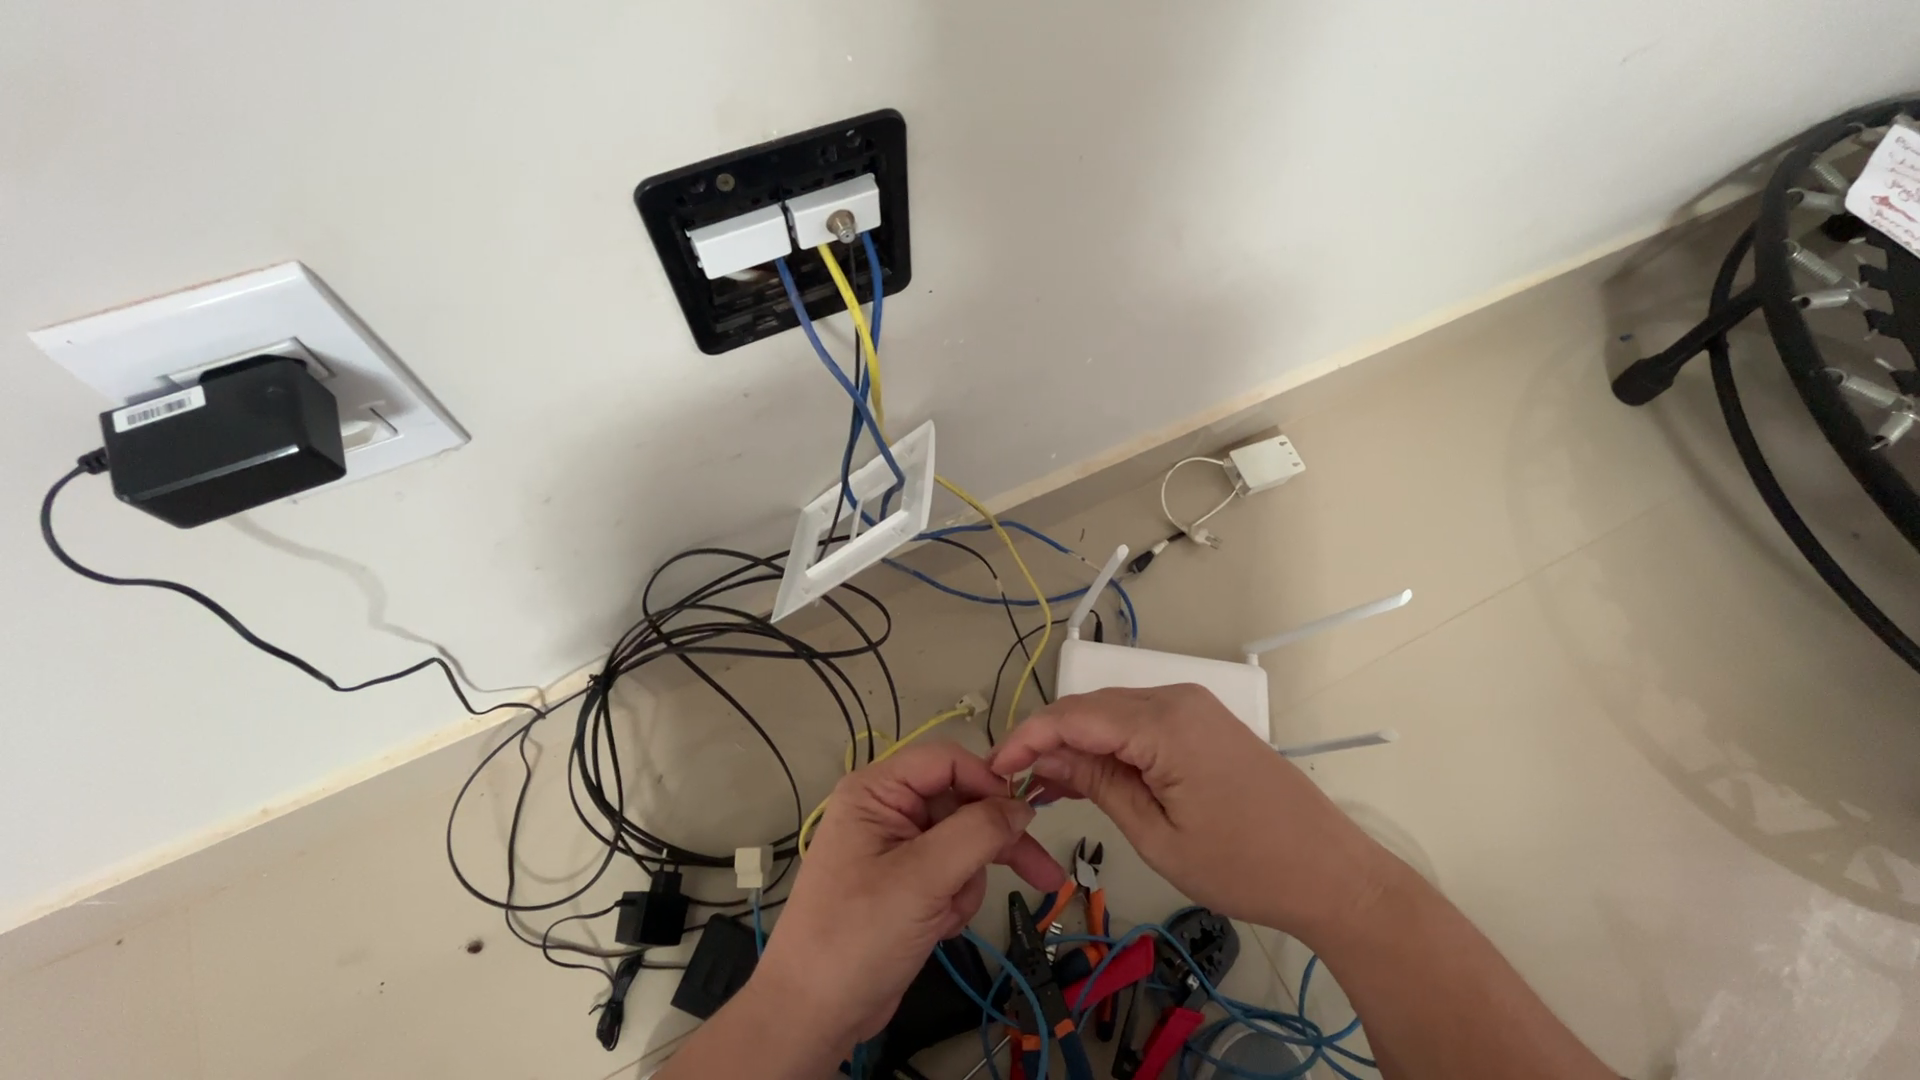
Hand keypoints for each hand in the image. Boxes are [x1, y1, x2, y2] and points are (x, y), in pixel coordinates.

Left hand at [753, 741, 1065, 1043]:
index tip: (1023, 817)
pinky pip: (953, 874)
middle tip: (1044, 874)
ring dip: (968, 882)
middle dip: (992, 844)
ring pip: (964, 842)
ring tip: (945, 917)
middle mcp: (887, 810)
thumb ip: (978, 832)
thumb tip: (1022, 806)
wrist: (814, 1014)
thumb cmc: (859, 935)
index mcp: (877, 790)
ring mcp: (898, 848)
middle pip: (962, 803)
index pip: (946, 761)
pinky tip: (937, 928)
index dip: (987, 783)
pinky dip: (955, 900)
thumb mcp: (923, 878)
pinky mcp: (907, 882)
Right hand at [987, 684, 1394, 941]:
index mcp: (1164, 722)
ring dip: (1076, 741)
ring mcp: (1193, 706)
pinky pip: (1140, 721)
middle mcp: (1176, 697)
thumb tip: (1044, 757)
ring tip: (1046, 784)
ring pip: (1112, 712)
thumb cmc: (1244, 866)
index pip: (1073, 715)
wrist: (1332, 873)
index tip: (994, 769)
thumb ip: (1097, 783)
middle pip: (1090, 707)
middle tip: (1016, 781)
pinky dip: (1109, 743)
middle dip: (1048, 739)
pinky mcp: (1203, 721)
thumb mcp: (1156, 834)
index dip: (1027, 738)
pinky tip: (1090, 774)